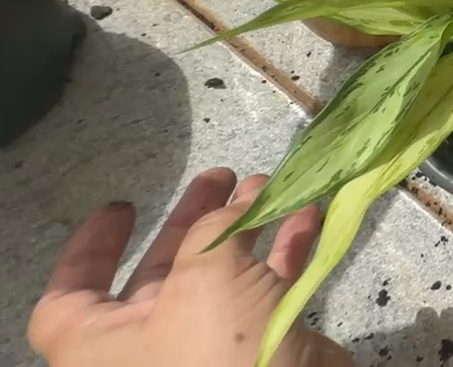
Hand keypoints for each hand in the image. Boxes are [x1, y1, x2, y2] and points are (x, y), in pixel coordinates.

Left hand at [30, 168, 352, 366]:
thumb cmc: (210, 348)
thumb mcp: (203, 277)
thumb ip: (215, 230)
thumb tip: (239, 201)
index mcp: (102, 342)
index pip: (70, 296)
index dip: (92, 248)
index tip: (126, 205)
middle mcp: (146, 341)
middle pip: (158, 270)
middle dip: (194, 220)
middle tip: (223, 178)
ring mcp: (204, 339)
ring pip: (220, 271)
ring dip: (247, 226)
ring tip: (273, 186)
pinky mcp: (256, 334)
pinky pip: (266, 280)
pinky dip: (285, 245)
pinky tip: (308, 214)